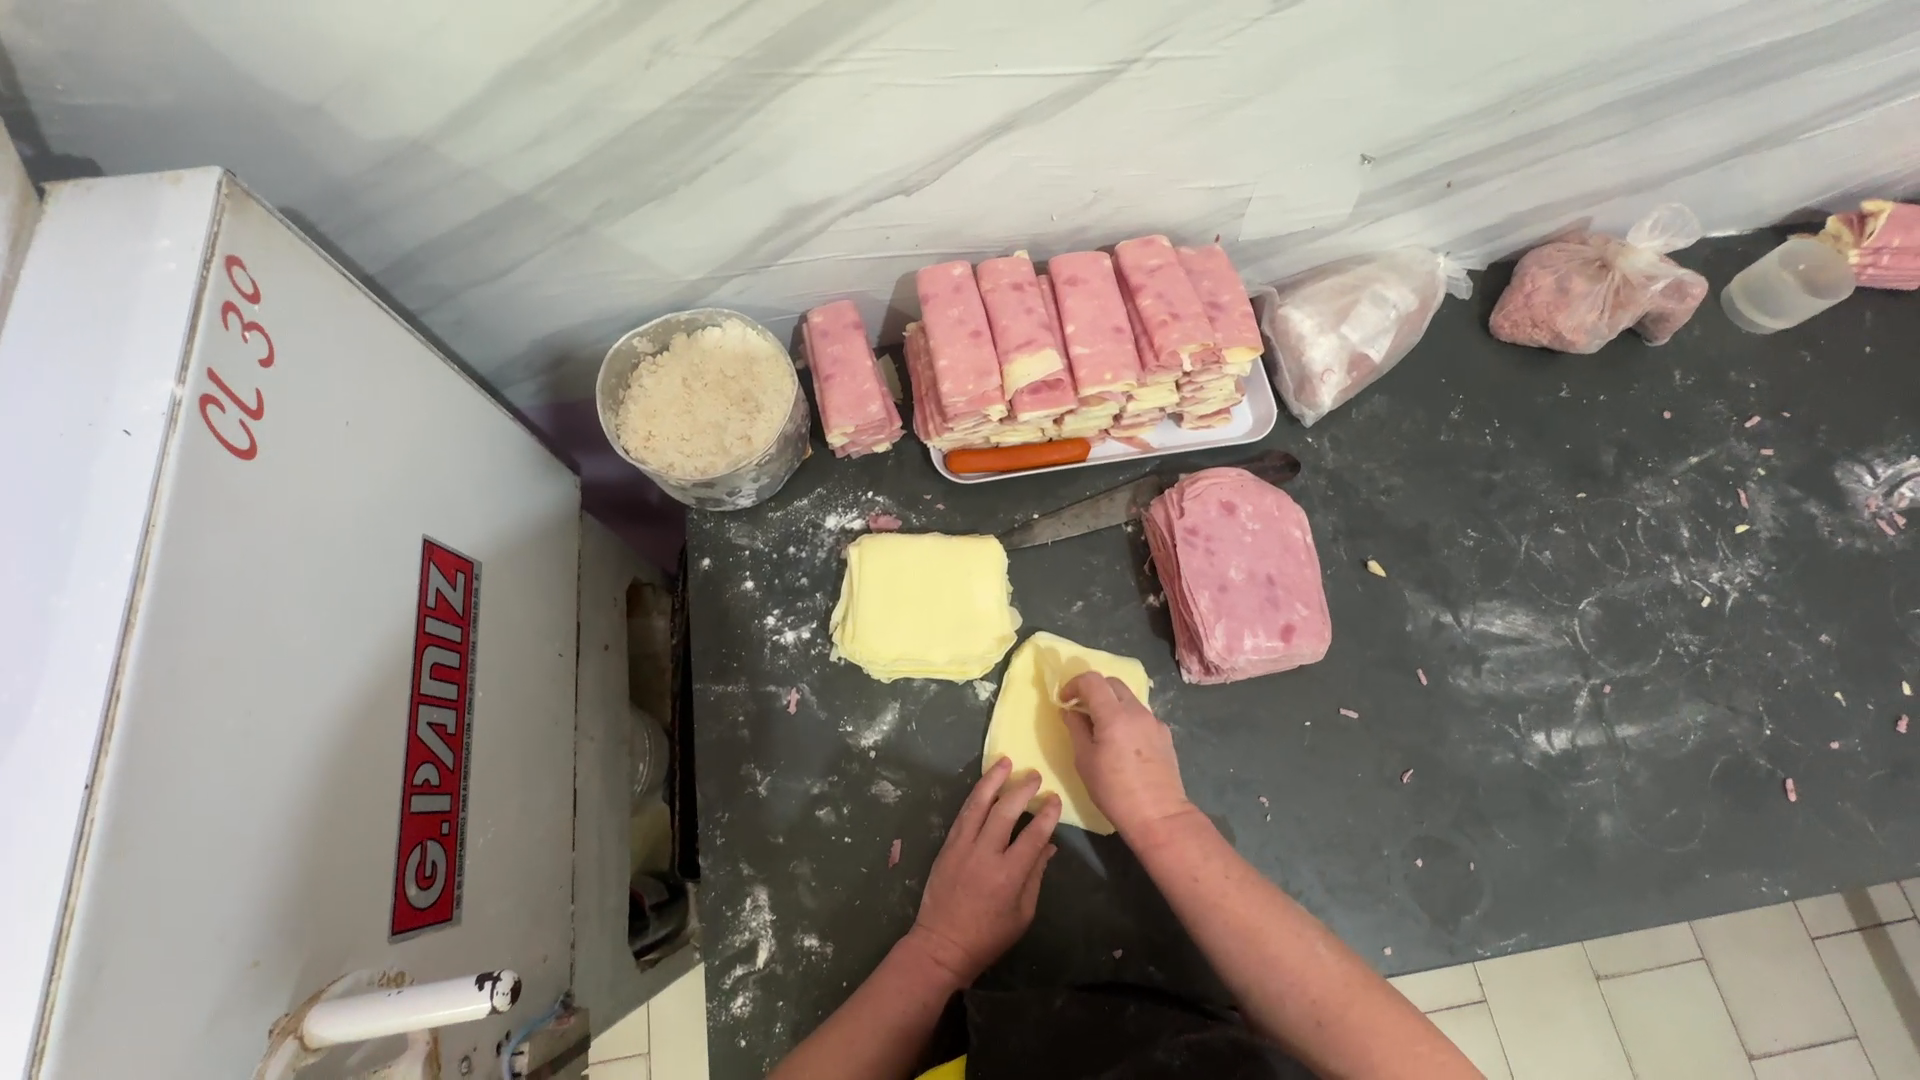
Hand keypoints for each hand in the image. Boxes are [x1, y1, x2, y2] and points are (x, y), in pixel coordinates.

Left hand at [906, 758, 1060, 984]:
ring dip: (993, 781)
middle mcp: (985, 855)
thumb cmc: (988, 936)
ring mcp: (962, 847)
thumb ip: (1035, 875)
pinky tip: (984, 785)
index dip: (1046, 815)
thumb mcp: (1022, 914)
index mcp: (1008, 876)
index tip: (1054, 799)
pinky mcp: (947, 846)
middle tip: (1035, 775)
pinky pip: (963, 814)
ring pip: (979, 805)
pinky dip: (975, 797)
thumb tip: (1049, 846)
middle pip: (1005, 812)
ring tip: (1005, 762)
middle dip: (1022, 790)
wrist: (941, 945)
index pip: (1033, 836)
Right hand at [1060, 672, 1194, 835]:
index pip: (1092, 680)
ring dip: (1111, 704)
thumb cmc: (1114, 791)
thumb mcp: (1084, 761)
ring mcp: (1154, 721)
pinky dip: (1127, 718)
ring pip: (1128, 698)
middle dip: (1093, 690)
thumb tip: (1070, 711)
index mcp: (1114, 716)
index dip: (1074, 684)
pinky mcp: (1165, 734)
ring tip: (1102, 729)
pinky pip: (1141, 716)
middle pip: (1112, 683)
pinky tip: (1124, 744)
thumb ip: (1076, 729)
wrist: (1158, 816)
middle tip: (1081, 710)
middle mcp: (1137, 711)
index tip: (1065, 701)